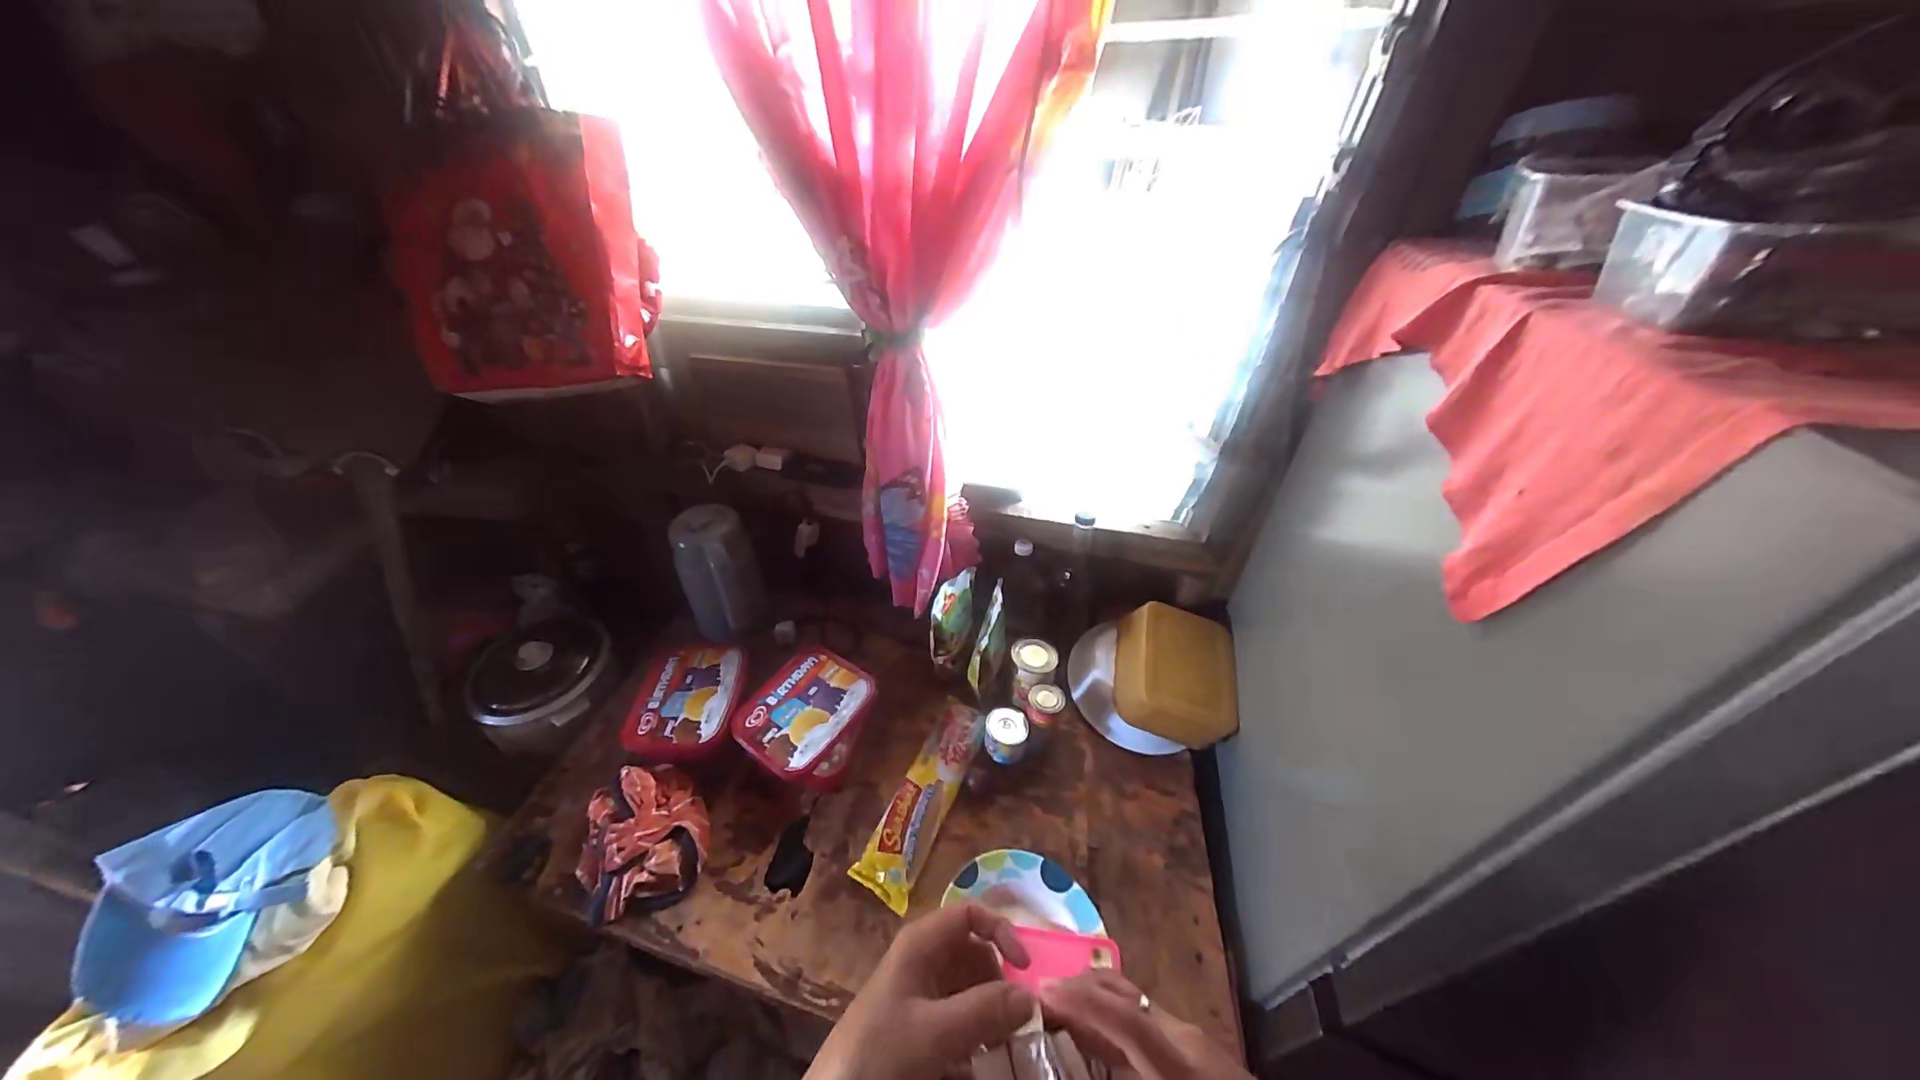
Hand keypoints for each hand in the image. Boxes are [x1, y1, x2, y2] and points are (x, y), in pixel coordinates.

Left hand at [806, 903, 1035, 1079]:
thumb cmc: (880, 1051)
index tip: (1025, 967)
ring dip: (993, 1013)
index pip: (970, 914)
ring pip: (973, 989)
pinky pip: (962, 1019)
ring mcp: (923, 994)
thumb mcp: (933, 1031)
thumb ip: (983, 1011)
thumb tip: (1031, 995)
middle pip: (976, 954)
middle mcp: (924, 960)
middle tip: (1021, 1021)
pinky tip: (984, 1059)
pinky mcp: (922, 1027)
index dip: (1000, 930)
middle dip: (1001, 983)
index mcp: (921, 944)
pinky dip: (979, 1034)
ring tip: (1006, 1044)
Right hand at [1039, 970, 1252, 1079]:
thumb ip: (1126, 1074)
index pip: (1126, 1021)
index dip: (1081, 1003)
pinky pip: (1146, 1021)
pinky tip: (1096, 1034)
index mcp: (1183, 1068)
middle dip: (1081, 987)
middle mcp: (1187, 1041)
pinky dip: (1114, 1016)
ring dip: (1095, 998)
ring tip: (1058, 1007)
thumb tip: (1090, 1061)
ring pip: (1136, 1003)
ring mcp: (1194, 1041)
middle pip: (1128, 996)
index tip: (1041, 992)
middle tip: (1039, 994)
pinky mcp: (1197, 1049)